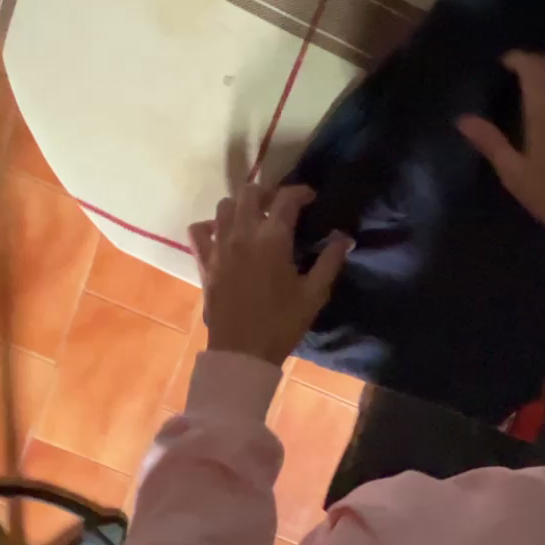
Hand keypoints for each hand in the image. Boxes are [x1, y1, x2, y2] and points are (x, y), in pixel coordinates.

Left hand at [188, 184, 350, 365]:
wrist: (242, 352)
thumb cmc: (282, 323)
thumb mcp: (314, 294)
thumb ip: (330, 261)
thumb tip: (345, 238)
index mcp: (272, 240)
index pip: (286, 199)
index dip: (300, 192)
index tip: (311, 198)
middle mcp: (242, 234)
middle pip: (250, 192)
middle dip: (269, 192)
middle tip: (282, 206)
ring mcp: (219, 246)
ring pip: (225, 206)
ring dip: (242, 205)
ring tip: (255, 218)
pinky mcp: (204, 261)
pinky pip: (199, 230)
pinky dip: (211, 225)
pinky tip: (224, 235)